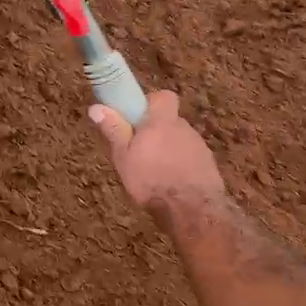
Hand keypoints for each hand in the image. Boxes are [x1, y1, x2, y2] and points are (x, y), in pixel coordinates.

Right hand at [89, 90, 226, 212]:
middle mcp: (184, 129)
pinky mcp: (208, 165)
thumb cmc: (150, 179)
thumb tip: (96, 107)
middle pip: (168, 121)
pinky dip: (179, 164)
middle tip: (136, 150)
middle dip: (154, 131)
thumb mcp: (123, 156)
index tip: (135, 118)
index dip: (150, 103)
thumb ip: (113, 130)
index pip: (164, 96)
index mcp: (161, 122)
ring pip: (178, 140)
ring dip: (166, 149)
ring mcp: (199, 147)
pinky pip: (189, 157)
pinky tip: (168, 182)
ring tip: (151, 171)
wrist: (190, 209)